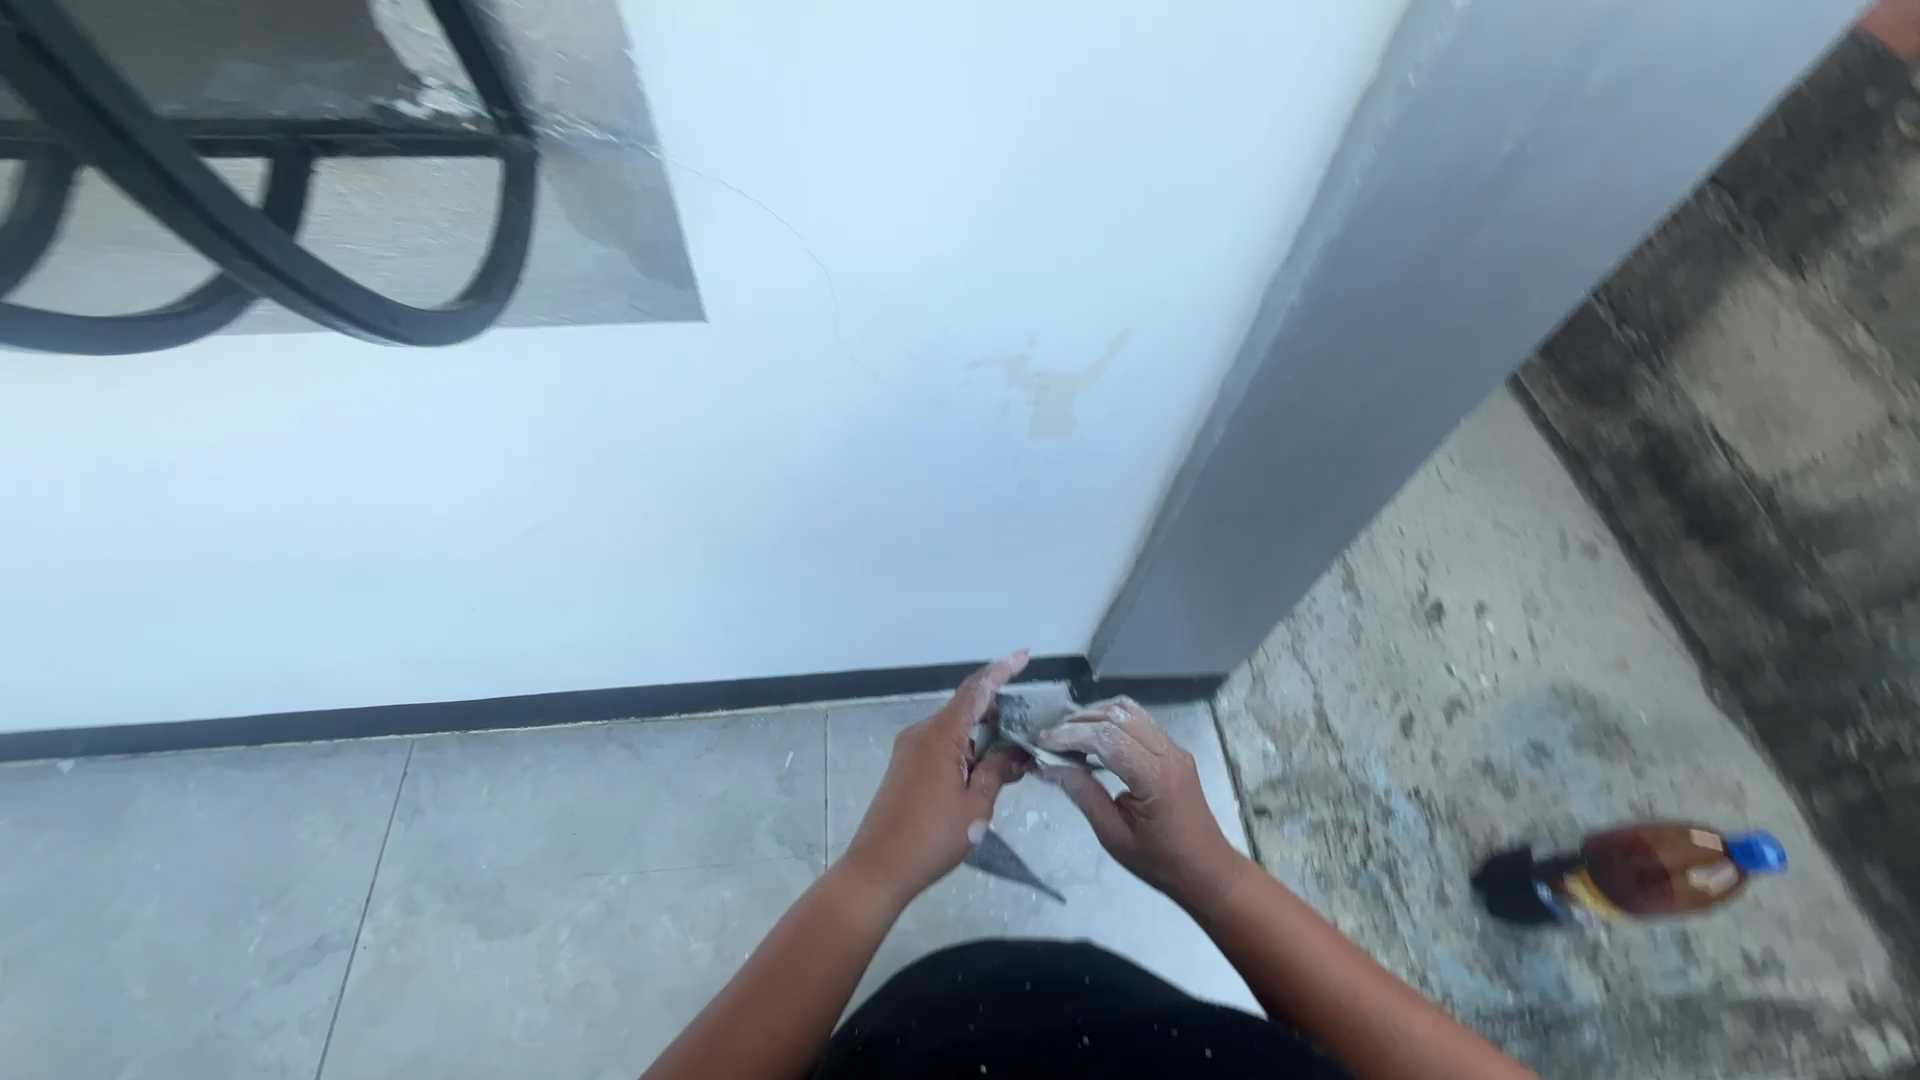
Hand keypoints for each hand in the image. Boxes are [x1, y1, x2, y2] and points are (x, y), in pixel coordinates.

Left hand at [839, 651, 1033, 908]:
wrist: (878, 868)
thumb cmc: (930, 838)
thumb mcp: (976, 807)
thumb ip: (998, 773)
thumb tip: (1016, 755)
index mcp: (941, 735)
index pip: (977, 690)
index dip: (1002, 670)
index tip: (1025, 655)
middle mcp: (922, 733)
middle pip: (966, 709)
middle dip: (998, 716)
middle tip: (1027, 737)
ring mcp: (910, 749)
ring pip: (955, 730)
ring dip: (983, 740)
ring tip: (1010, 765)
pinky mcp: (905, 766)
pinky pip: (942, 746)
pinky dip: (966, 752)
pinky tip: (983, 775)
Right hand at [1035, 697, 1251, 912]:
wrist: (1207, 870)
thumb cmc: (1161, 862)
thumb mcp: (1114, 836)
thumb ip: (1084, 795)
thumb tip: (1050, 766)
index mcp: (1156, 777)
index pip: (1106, 738)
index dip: (1070, 735)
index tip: (1041, 742)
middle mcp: (1168, 753)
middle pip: (1116, 715)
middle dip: (1077, 721)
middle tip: (1049, 737)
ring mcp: (1174, 747)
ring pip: (1128, 710)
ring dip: (1094, 715)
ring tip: (1066, 734)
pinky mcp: (1173, 749)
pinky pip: (1138, 720)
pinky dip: (1110, 721)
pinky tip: (1091, 738)